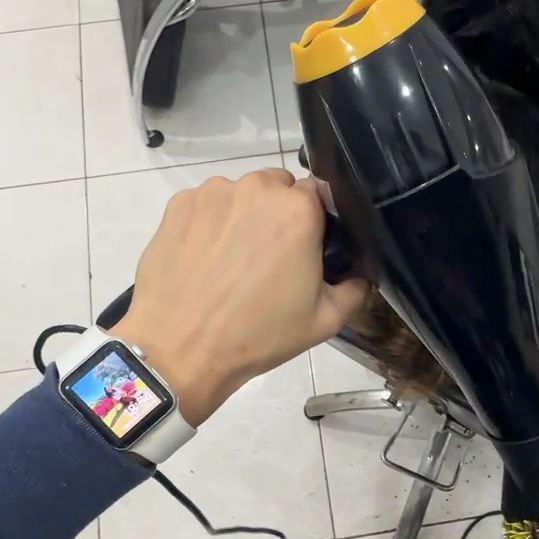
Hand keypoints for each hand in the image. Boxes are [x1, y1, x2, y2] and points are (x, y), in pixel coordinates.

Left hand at [111, 169, 367, 424]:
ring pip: (242, 195)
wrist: (180, 349)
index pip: (321, 194)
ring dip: (245, 217)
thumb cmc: (258, 336)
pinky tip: (207, 260)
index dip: (318, 222)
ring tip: (234, 263)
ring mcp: (213, 193)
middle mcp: (256, 189)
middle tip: (272, 259)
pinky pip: (208, 205)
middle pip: (280, 188)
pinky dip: (212, 224)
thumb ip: (355, 289)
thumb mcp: (324, 322)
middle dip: (281, 215)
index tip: (309, 250)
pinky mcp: (178, 204)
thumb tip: (360, 274)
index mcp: (299, 210)